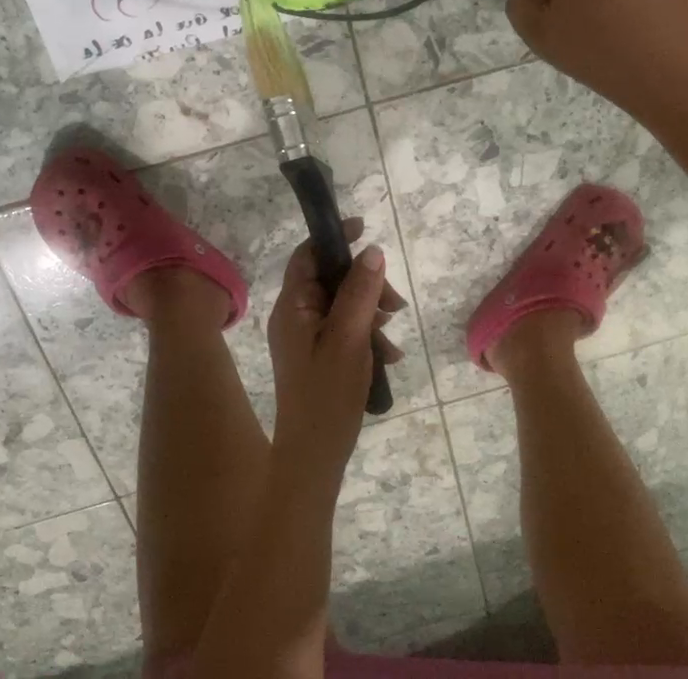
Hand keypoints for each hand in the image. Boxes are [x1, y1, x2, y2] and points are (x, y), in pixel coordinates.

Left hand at [267, 218, 403, 483]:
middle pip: (330, 281)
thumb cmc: (327, 395)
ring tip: (393, 339)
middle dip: (366, 285)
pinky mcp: (316, 359)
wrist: (312, 457)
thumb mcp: (349, 339)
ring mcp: (304, 339)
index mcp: (291, 307)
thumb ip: (359, 293)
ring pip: (341, 307)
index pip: (307, 256)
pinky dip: (366, 337)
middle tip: (396, 305)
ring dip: (371, 314)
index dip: (334, 239)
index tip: (365, 230)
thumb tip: (371, 251)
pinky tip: (387, 357)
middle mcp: (293, 318)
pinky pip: (343, 332)